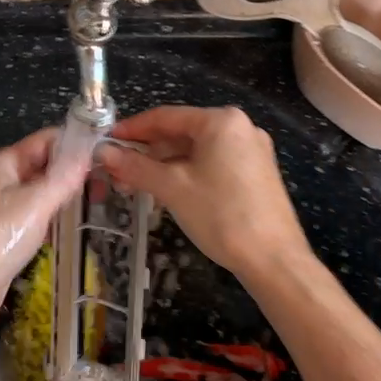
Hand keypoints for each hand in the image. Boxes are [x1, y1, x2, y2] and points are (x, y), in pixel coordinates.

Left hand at [0, 126, 93, 339]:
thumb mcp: (34, 204)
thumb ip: (62, 178)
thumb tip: (86, 151)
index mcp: (4, 162)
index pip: (46, 140)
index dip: (75, 144)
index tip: (107, 155)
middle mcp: (0, 179)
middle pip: (42, 165)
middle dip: (71, 172)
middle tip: (106, 186)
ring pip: (38, 193)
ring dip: (62, 196)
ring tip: (96, 203)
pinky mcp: (1, 236)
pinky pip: (31, 218)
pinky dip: (50, 220)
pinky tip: (68, 231)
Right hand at [99, 106, 309, 275]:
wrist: (277, 264)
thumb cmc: (222, 215)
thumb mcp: (172, 188)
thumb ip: (135, 166)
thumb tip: (103, 152)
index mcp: (221, 120)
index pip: (166, 117)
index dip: (133, 129)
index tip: (107, 141)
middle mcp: (240, 128)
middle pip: (181, 133)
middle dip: (148, 153)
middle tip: (119, 170)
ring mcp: (252, 152)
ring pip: (196, 151)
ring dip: (165, 166)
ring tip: (138, 185)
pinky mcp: (257, 175)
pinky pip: (213, 164)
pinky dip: (188, 174)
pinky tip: (168, 192)